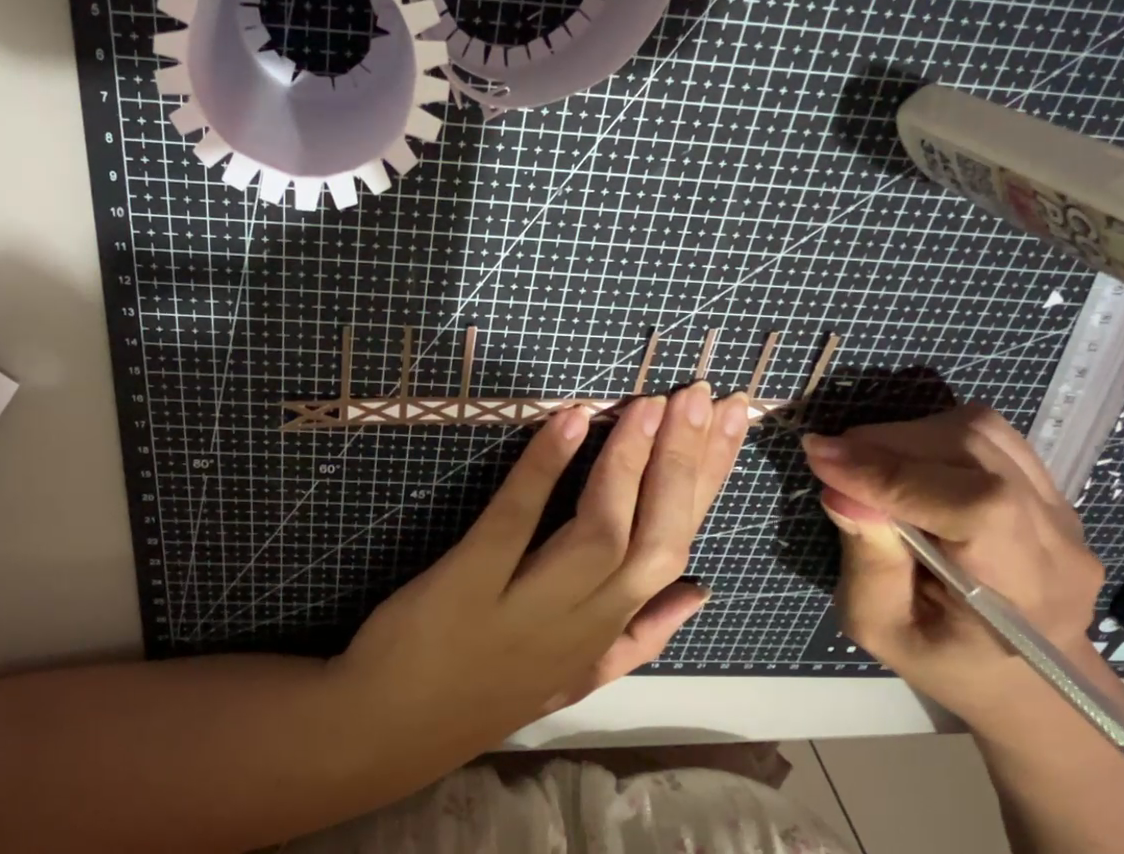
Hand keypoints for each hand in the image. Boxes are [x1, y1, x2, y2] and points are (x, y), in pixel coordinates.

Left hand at [333, 384, 749, 747]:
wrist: (392, 726)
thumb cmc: (481, 690)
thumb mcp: (575, 678)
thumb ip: (638, 638)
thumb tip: (698, 592)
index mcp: (608, 635)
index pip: (675, 549)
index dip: (708, 482)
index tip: (731, 422)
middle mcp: (581, 623)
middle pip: (653, 539)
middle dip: (685, 464)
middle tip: (704, 397)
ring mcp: (526, 606)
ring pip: (599, 531)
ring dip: (629, 462)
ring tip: (649, 406)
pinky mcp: (467, 582)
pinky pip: (513, 519)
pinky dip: (544, 468)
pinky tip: (568, 420)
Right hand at [802, 404, 1104, 726]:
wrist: (1023, 679)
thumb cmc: (943, 663)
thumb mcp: (881, 629)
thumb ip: (867, 561)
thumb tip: (839, 490)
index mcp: (1021, 594)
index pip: (976, 505)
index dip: (892, 473)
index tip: (819, 457)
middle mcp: (1057, 542)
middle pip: (973, 453)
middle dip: (887, 446)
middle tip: (830, 460)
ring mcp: (1061, 510)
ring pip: (979, 432)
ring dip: (905, 436)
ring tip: (865, 464)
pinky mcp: (1049, 489)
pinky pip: (986, 436)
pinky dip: (929, 437)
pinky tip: (903, 464)